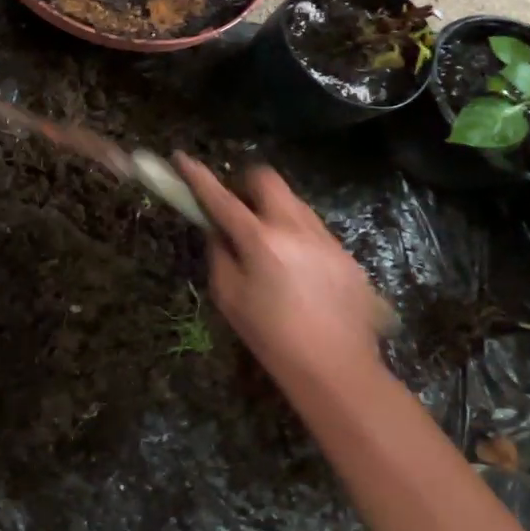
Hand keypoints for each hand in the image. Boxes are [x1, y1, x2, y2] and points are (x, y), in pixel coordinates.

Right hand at [173, 152, 383, 384]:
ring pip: (294, 204)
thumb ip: (219, 254)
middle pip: (268, 179)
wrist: (338, 372)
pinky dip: (297, 237)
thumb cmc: (271, 336)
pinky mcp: (348, 258)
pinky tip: (297, 271)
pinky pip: (315, 231)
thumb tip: (218, 232)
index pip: (220, 197)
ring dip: (274, 210)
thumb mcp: (228, 296)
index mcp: (260, 240)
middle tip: (237, 208)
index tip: (181, 158)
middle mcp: (296, 229)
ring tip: (268, 243)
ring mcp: (327, 241)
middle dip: (247, 184)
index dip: (197, 176)